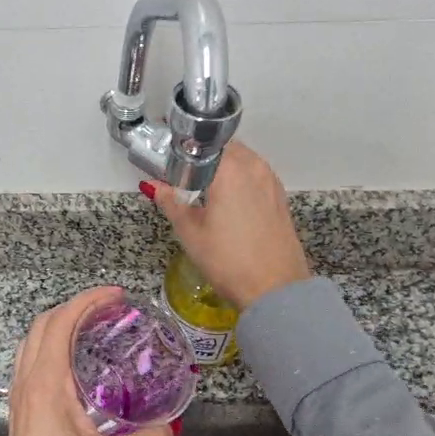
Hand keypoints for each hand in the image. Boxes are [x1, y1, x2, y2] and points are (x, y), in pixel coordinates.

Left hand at [0, 286, 174, 435]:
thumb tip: (171, 425)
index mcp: (45, 387)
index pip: (59, 324)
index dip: (86, 302)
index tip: (116, 295)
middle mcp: (26, 387)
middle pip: (41, 328)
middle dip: (73, 310)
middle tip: (110, 310)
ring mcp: (20, 404)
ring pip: (33, 347)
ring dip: (60, 329)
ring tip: (96, 332)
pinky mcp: (23, 421)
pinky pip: (33, 369)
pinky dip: (54, 353)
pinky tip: (82, 372)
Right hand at [147, 142, 312, 308]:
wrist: (275, 290)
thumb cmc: (228, 259)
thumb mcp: (190, 232)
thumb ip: (171, 202)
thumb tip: (154, 186)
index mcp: (230, 170)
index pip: (203, 145)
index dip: (183, 150)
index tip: (169, 161)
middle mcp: (255, 168)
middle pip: (225, 149)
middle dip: (204, 158)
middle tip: (184, 176)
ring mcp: (271, 182)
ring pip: (243, 161)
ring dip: (224, 168)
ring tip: (204, 189)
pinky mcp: (280, 198)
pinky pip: (255, 177)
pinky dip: (240, 181)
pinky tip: (228, 203)